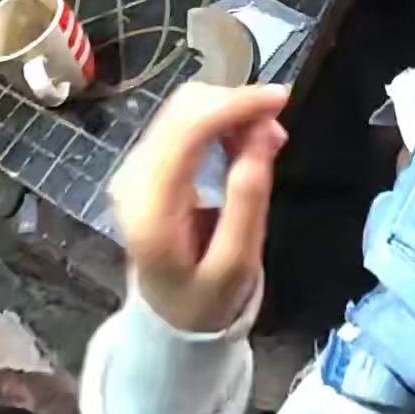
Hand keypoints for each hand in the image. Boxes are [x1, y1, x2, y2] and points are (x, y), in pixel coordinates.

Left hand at [110, 83, 290, 331]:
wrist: (166, 313)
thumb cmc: (204, 296)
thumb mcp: (236, 265)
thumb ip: (248, 200)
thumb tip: (263, 133)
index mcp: (150, 206)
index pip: (189, 129)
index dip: (236, 104)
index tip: (280, 100)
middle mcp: (134, 174)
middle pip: (187, 107)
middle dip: (238, 103)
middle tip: (276, 128)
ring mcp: (135, 162)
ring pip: (187, 103)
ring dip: (231, 108)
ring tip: (263, 137)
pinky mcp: (146, 156)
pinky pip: (186, 115)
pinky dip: (221, 115)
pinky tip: (242, 136)